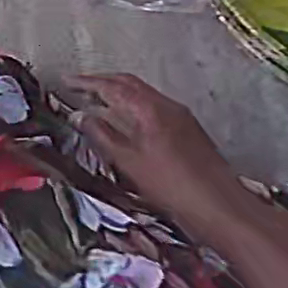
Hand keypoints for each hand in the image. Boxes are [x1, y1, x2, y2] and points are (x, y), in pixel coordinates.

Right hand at [68, 73, 254, 241]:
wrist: (221, 207)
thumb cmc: (170, 186)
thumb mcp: (128, 162)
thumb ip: (101, 135)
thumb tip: (79, 116)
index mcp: (147, 108)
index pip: (110, 86)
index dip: (86, 83)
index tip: (66, 81)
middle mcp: (165, 104)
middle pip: (128, 82)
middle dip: (102, 81)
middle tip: (79, 86)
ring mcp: (179, 114)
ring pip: (142, 92)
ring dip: (118, 91)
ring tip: (98, 100)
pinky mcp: (188, 127)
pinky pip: (153, 103)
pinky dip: (133, 103)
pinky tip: (127, 118)